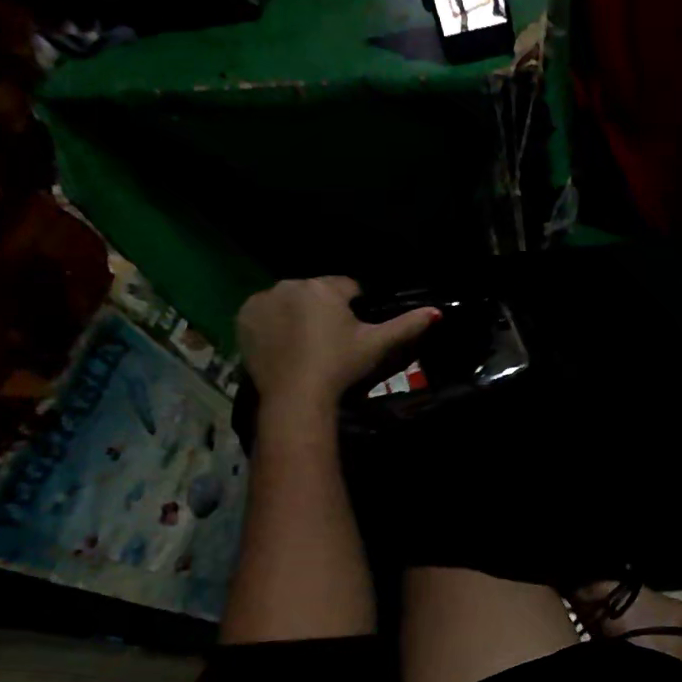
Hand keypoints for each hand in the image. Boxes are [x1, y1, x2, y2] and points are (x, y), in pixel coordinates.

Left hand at [237, 277, 440, 409]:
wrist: (296, 397)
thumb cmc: (340, 367)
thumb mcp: (377, 346)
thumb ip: (406, 325)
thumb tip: (437, 312)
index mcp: (324, 287)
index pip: (347, 288)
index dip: (353, 309)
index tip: (351, 335)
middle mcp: (291, 284)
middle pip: (315, 293)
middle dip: (322, 310)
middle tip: (328, 344)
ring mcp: (263, 300)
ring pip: (288, 302)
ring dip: (296, 315)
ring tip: (304, 348)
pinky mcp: (243, 318)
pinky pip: (263, 313)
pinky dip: (271, 325)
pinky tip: (282, 348)